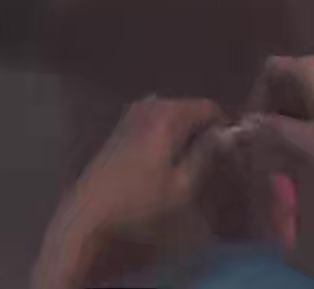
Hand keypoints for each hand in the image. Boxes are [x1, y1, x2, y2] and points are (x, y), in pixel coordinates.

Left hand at [55, 96, 222, 243]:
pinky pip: (156, 119)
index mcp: (170, 113)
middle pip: (190, 107)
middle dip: (201, 129)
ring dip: (182, 132)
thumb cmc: (139, 201)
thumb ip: (206, 155)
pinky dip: (164, 133)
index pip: (209, 106)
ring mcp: (135, 110)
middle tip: (204, 161)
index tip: (225, 150)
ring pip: (172, 113)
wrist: (88, 210)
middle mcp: (153, 102)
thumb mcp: (181, 187)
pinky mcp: (123, 122)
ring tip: (182, 163)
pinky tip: (159, 160)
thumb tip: (225, 135)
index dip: (221, 126)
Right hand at [246, 56, 313, 201]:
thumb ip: (273, 132)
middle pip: (279, 85)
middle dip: (267, 114)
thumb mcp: (308, 144)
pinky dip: (295, 130)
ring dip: (279, 126)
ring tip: (275, 157)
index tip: (252, 127)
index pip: (269, 71)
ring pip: (291, 101)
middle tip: (260, 147)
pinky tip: (293, 156)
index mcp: (309, 72)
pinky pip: (305, 112)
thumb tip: (244, 128)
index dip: (256, 96)